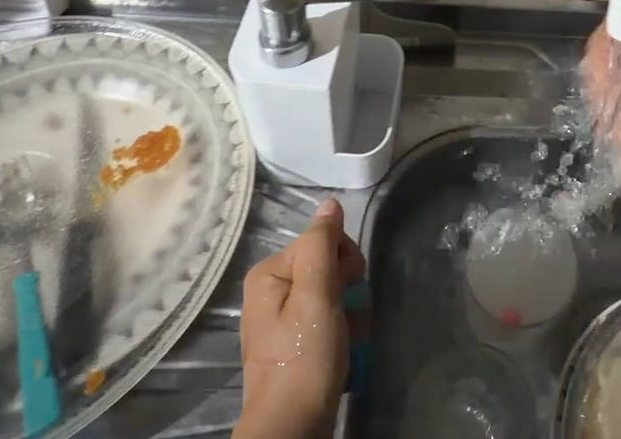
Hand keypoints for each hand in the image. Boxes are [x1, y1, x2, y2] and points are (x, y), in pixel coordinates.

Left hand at [235, 198, 366, 438]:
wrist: (294, 426)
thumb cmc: (306, 358)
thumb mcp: (317, 295)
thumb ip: (322, 245)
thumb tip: (329, 203)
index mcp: (270, 273)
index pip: (324, 240)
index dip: (345, 261)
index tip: (348, 290)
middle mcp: (270, 291)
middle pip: (329, 266)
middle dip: (349, 289)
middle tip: (347, 318)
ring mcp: (282, 319)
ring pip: (335, 294)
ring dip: (351, 314)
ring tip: (347, 340)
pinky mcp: (295, 344)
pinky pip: (329, 320)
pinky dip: (343, 332)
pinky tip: (344, 351)